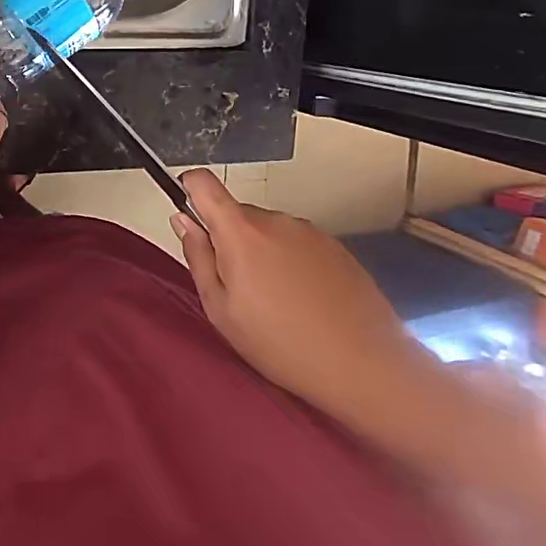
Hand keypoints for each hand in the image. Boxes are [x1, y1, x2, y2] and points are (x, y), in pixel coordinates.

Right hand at [170, 169, 411, 423]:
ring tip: (275, 303)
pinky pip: (297, 244)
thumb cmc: (282, 344)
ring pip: (268, 231)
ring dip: (261, 254)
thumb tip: (183, 222)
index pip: (204, 183)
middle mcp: (275, 220)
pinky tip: (302, 302)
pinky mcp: (334, 246)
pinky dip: (290, 264)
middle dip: (229, 240)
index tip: (187, 211)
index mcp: (241, 232)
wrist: (363, 362)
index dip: (189, 188)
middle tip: (237, 288)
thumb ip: (198, 257)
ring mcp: (308, 230)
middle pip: (237, 214)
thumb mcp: (221, 310)